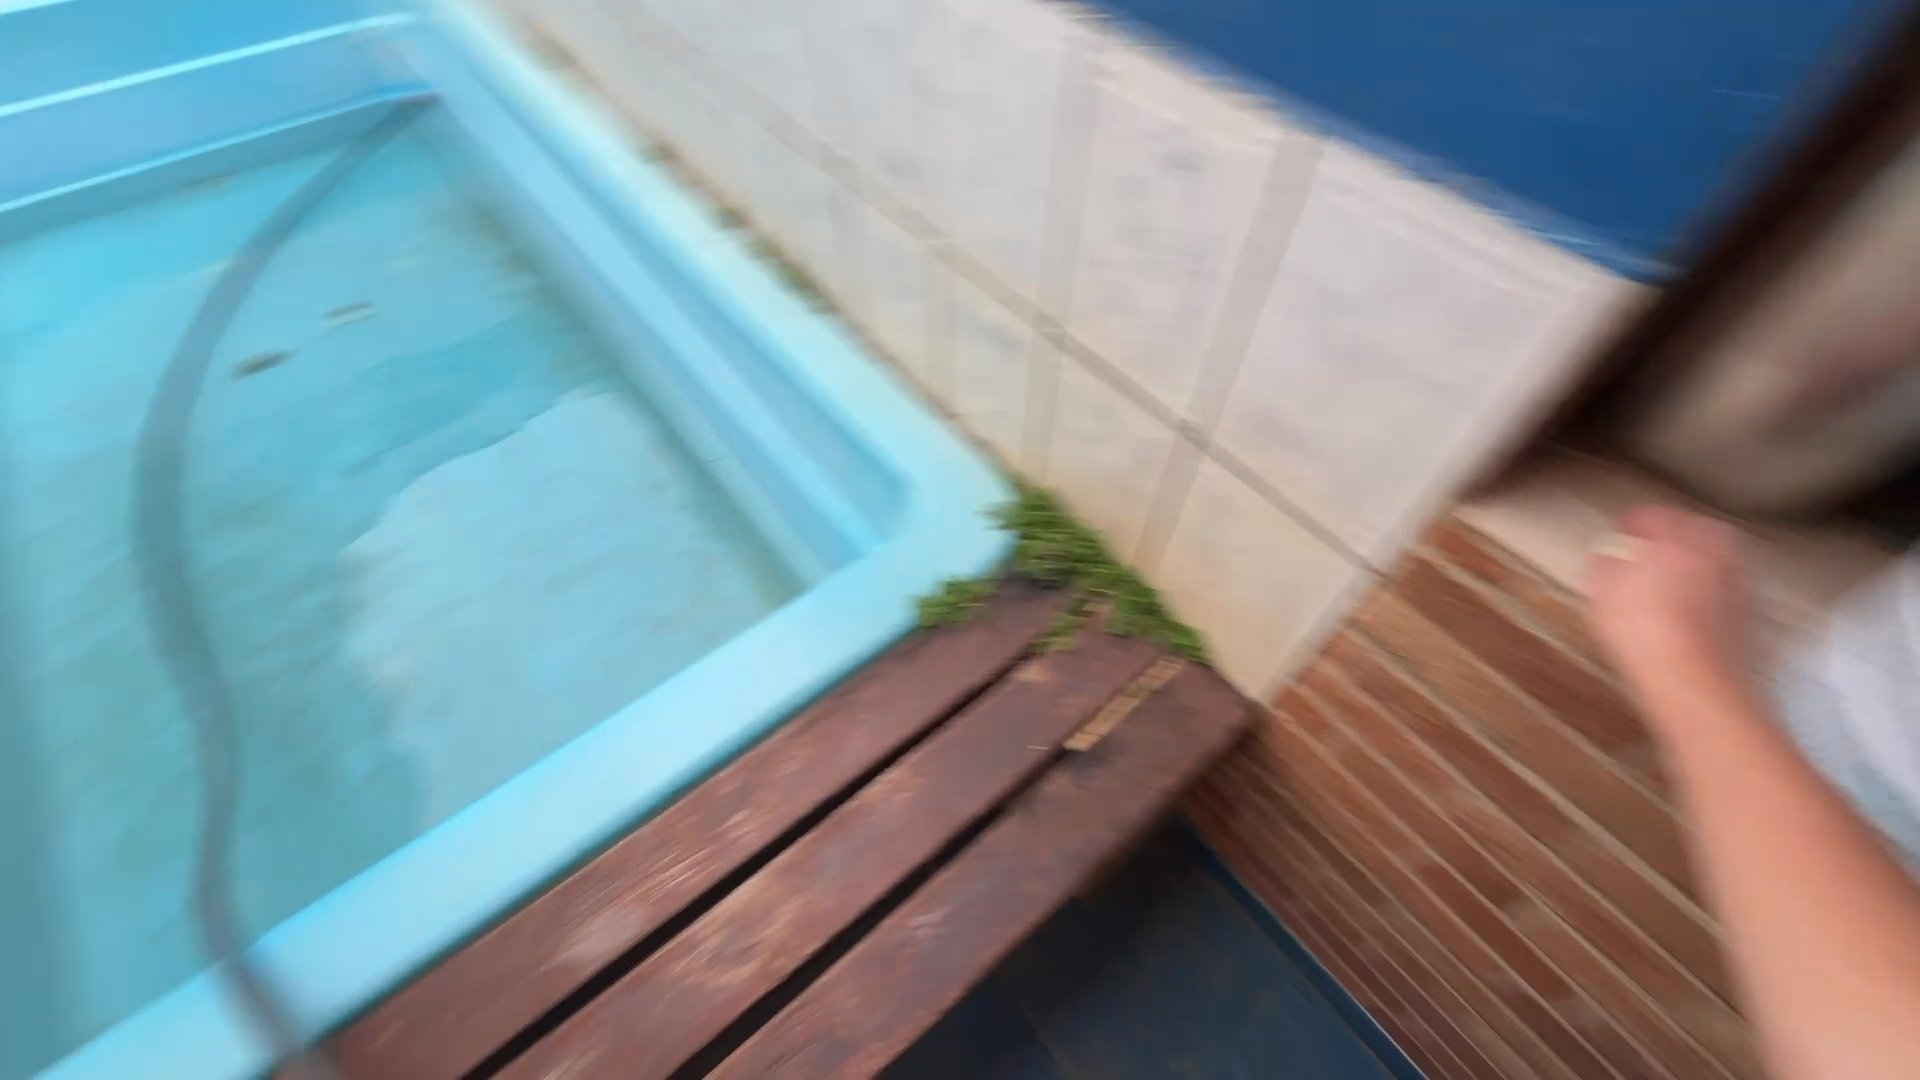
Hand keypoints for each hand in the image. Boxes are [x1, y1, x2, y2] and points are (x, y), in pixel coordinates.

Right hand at [1586, 504, 1755, 717]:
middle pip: (1700, 527)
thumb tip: (1611, 551)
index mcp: (1671, 544)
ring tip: (1674, 572)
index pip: (1653, 515)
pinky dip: (1714, 582)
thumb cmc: (1637, 632)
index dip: (1631, 522)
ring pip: (1721, 554)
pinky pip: (1730, 582)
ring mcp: (1737, 582)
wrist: (1694, 680)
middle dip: (1678, 530)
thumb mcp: (1601, 594)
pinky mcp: (1750, 610)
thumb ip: (1606, 564)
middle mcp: (1712, 554)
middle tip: (1653, 545)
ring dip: (1700, 555)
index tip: (1617, 533)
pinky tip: (1693, 602)